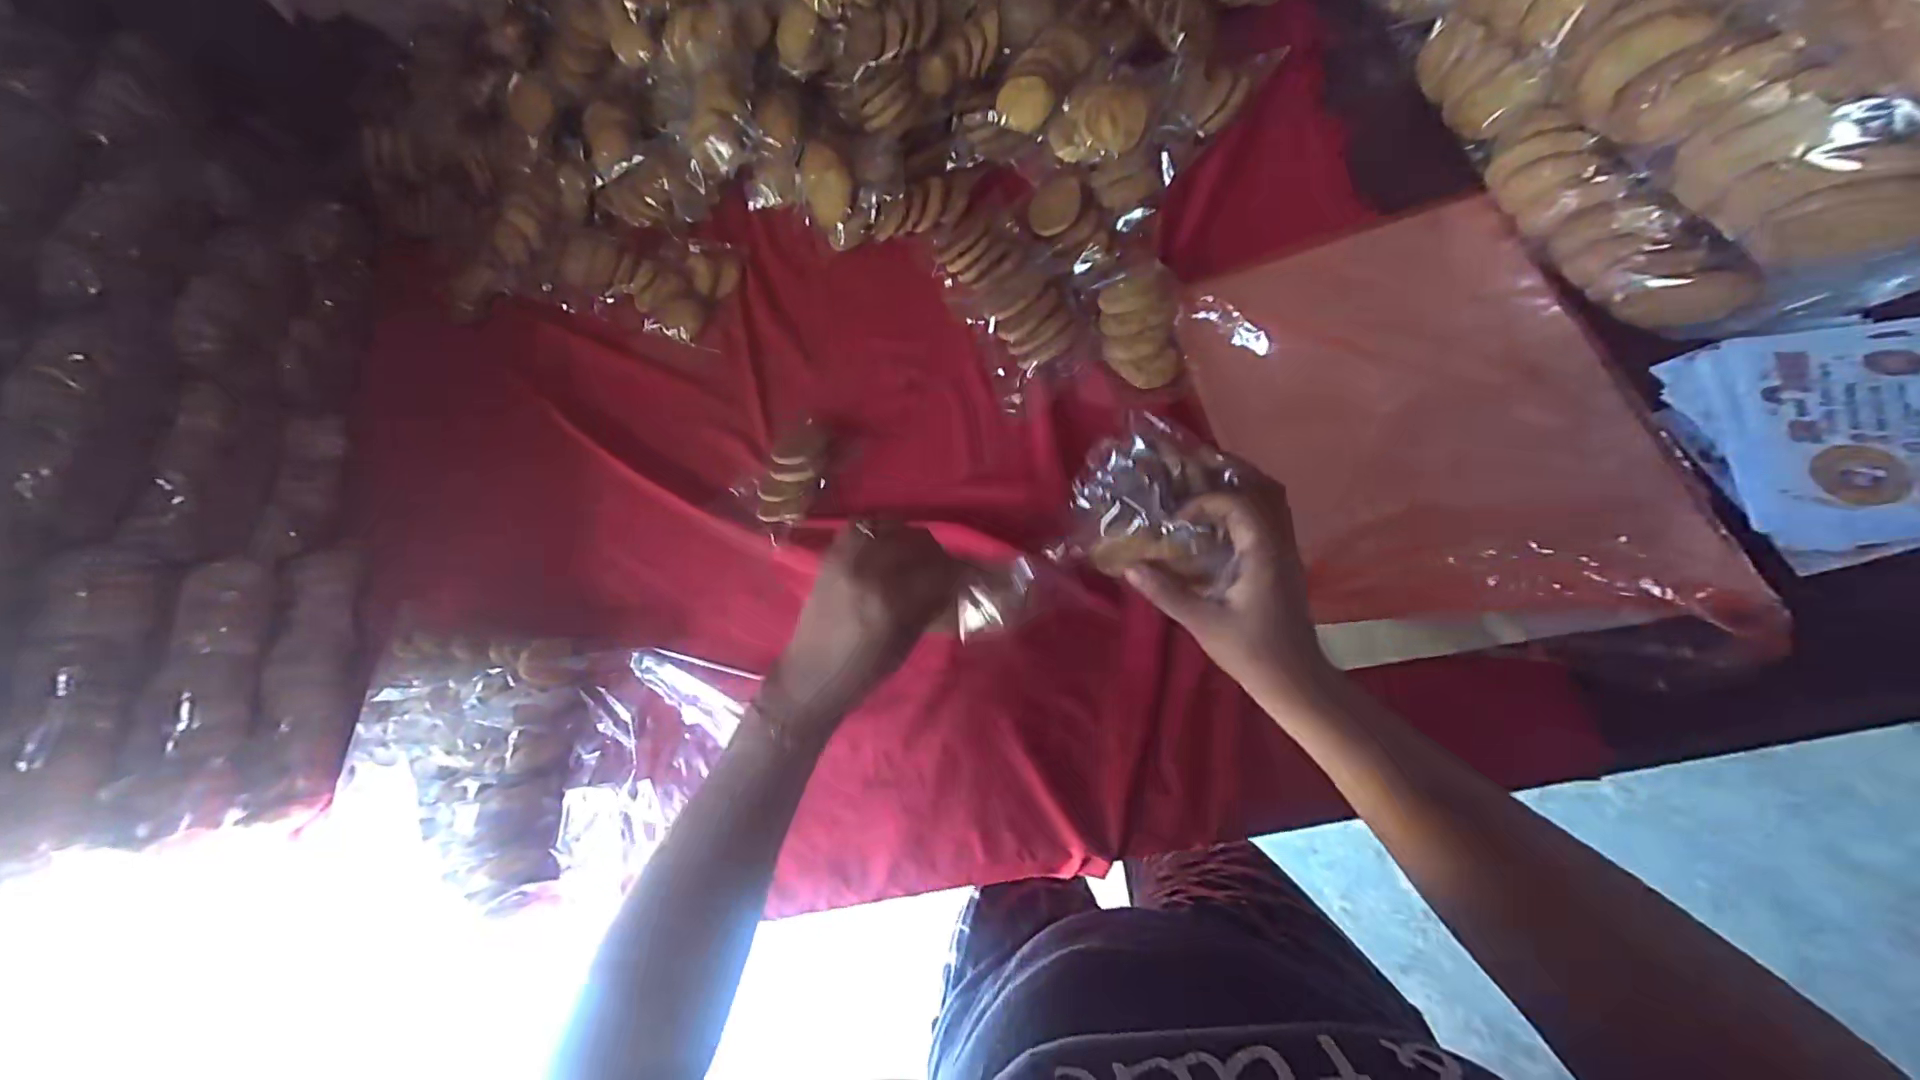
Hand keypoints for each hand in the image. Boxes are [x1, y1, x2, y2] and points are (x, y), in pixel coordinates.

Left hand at [760, 520, 963, 740]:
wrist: (812, 675)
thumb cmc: (865, 669)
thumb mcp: (907, 641)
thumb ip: (929, 605)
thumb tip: (951, 582)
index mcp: (891, 601)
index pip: (938, 569)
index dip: (957, 570)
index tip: (965, 576)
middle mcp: (869, 572)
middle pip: (917, 540)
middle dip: (936, 552)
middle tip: (940, 566)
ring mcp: (846, 560)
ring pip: (889, 526)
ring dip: (907, 536)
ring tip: (912, 554)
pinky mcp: (830, 557)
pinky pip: (860, 527)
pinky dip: (878, 531)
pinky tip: (884, 546)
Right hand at [1123, 469, 1334, 704]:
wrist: (1295, 679)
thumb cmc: (1252, 652)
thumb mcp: (1203, 623)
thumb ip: (1166, 592)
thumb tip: (1130, 567)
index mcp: (1264, 554)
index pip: (1240, 504)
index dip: (1205, 500)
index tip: (1178, 517)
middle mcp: (1281, 544)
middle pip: (1266, 488)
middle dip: (1231, 471)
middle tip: (1195, 463)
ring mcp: (1287, 552)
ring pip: (1273, 500)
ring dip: (1241, 484)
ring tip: (1206, 480)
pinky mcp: (1284, 562)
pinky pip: (1270, 517)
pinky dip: (1246, 505)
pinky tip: (1219, 516)